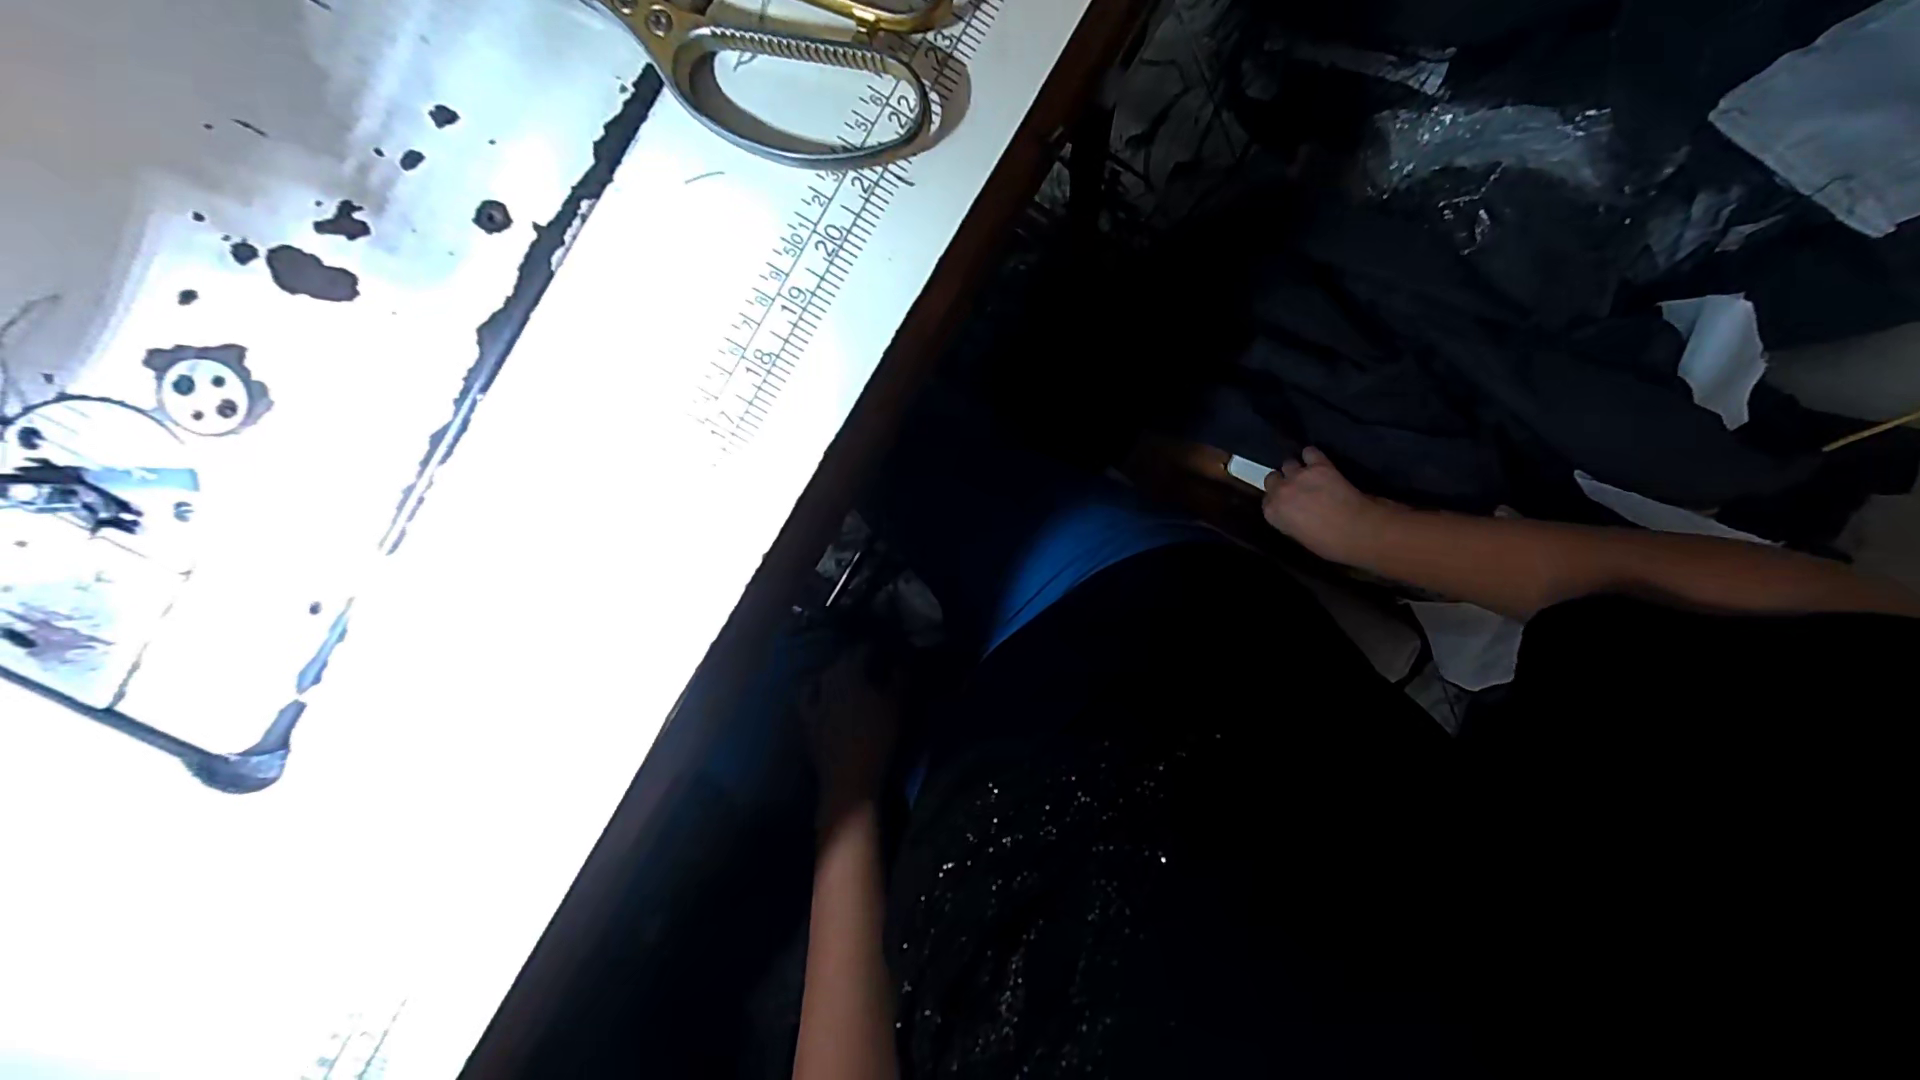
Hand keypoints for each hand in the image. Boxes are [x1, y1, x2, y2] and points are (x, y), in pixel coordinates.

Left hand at [802, 645, 901, 829]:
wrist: (850, 778)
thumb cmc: (878, 737)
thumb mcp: (898, 704)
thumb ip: (901, 677)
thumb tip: (902, 660)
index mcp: (850, 673)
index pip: (864, 649)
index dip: (878, 646)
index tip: (891, 648)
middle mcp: (828, 681)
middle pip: (842, 660)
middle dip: (858, 656)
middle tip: (875, 660)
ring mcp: (815, 701)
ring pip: (824, 676)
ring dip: (837, 671)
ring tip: (851, 675)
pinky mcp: (807, 721)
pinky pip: (808, 697)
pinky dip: (815, 689)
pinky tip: (821, 693)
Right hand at [1261, 447, 1396, 563]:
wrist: (1358, 530)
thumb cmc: (1329, 544)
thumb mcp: (1300, 537)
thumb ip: (1289, 521)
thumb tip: (1294, 514)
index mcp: (1272, 513)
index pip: (1267, 501)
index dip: (1277, 500)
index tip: (1287, 503)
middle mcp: (1280, 491)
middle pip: (1272, 478)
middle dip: (1282, 482)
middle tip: (1296, 488)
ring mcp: (1298, 476)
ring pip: (1288, 463)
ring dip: (1296, 469)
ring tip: (1308, 474)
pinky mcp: (1319, 466)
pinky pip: (1309, 452)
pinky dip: (1312, 455)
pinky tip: (1317, 461)